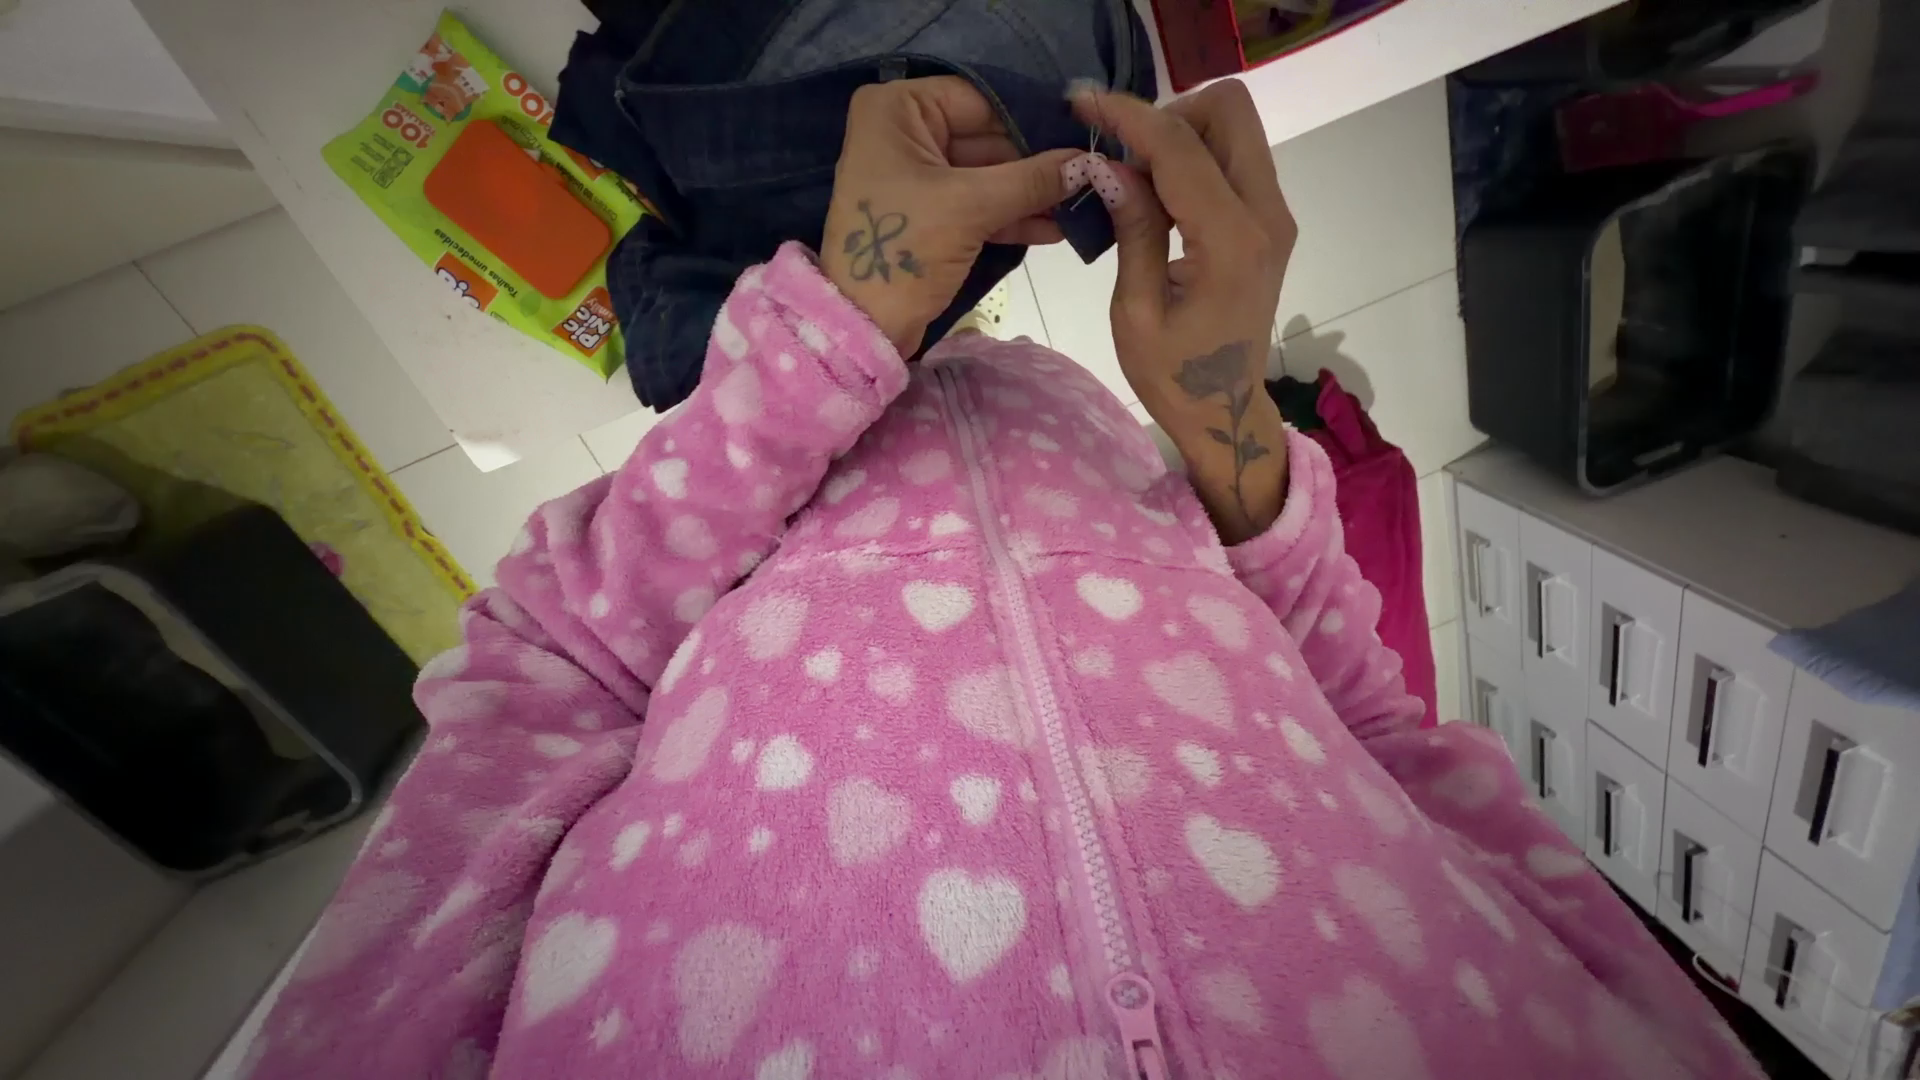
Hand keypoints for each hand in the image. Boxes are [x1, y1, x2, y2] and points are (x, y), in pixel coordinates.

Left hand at [820, 77, 1081, 355]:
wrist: (866, 326)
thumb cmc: (905, 252)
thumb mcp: (971, 208)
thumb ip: (1032, 180)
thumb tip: (1089, 163)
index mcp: (898, 110)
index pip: (980, 100)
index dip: (1032, 119)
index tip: (1081, 136)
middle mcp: (903, 133)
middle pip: (986, 138)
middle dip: (1036, 163)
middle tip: (1090, 174)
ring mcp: (916, 178)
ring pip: (985, 176)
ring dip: (1030, 194)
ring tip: (1081, 203)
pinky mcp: (928, 218)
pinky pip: (976, 206)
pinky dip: (1011, 217)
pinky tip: (1056, 227)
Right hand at [1071, 81, 1297, 542]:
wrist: (1225, 411)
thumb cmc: (1173, 377)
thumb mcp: (1136, 314)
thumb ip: (1132, 231)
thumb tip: (1109, 166)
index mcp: (1231, 242)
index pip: (1181, 148)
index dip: (1130, 118)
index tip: (1084, 105)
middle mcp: (1266, 215)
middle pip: (1229, 111)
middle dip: (1169, 117)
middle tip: (1123, 159)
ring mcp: (1274, 216)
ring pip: (1235, 129)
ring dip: (1181, 136)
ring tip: (1133, 181)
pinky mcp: (1268, 223)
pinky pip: (1235, 161)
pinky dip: (1194, 160)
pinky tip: (1157, 196)